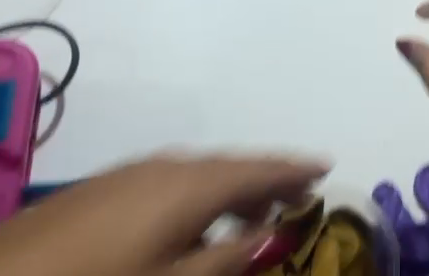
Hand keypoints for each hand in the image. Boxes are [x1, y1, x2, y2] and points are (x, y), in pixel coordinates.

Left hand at [0, 155, 327, 275]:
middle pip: (230, 167)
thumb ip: (226, 261)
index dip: (294, 169)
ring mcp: (129, 174)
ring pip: (198, 175)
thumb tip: (276, 235)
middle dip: (264, 181)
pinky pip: (169, 182)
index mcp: (189, 186)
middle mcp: (166, 166)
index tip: (327, 168)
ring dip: (229, 191)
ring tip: (250, 217)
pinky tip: (189, 228)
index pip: (257, 169)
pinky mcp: (101, 188)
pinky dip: (196, 198)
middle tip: (296, 197)